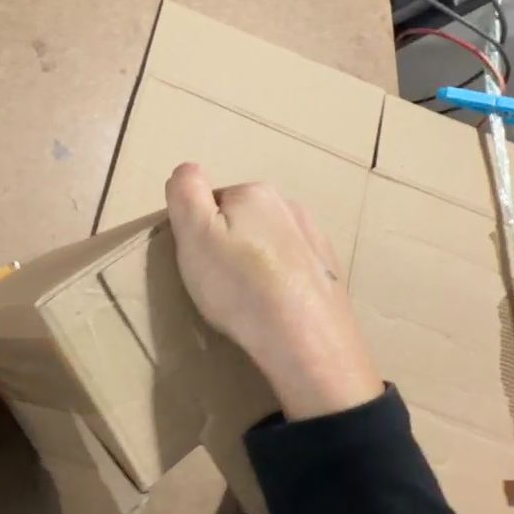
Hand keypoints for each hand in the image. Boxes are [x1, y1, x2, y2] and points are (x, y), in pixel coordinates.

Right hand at [164, 162, 381, 420]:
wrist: (306, 343)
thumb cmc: (240, 288)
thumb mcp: (194, 235)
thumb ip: (185, 192)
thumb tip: (187, 170)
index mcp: (253, 193)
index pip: (208, 202)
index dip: (195, 231)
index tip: (197, 261)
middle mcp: (289, 207)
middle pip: (237, 220)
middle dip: (224, 244)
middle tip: (215, 282)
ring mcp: (315, 239)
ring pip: (264, 242)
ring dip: (251, 261)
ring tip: (244, 298)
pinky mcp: (329, 271)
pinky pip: (289, 265)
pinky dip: (276, 280)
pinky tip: (272, 306)